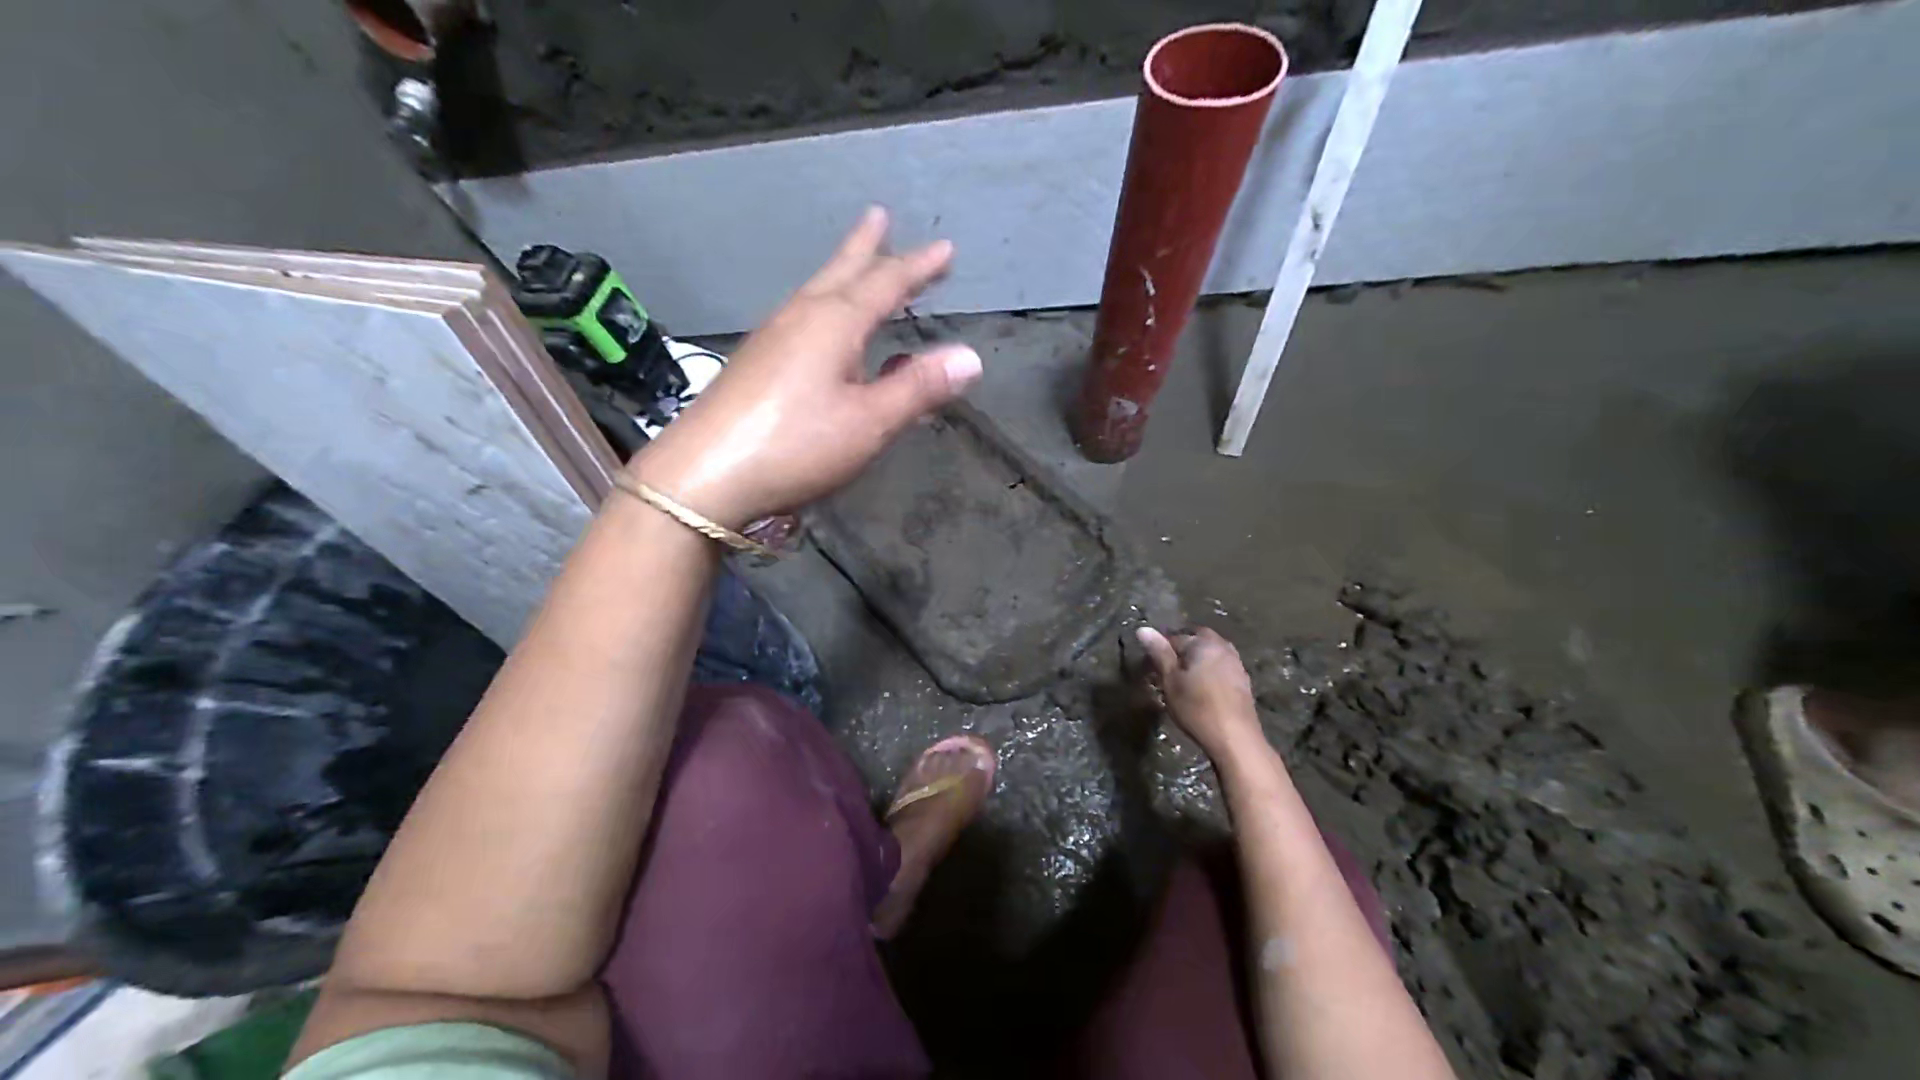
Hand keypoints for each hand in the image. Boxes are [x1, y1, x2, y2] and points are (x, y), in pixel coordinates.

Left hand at [629, 206, 982, 527]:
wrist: (703, 476)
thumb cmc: (796, 445)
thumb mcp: (870, 422)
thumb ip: (918, 389)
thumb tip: (970, 357)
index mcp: (834, 323)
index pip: (886, 284)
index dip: (918, 267)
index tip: (945, 249)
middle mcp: (800, 318)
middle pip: (841, 272)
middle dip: (867, 248)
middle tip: (880, 218)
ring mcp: (771, 339)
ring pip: (816, 293)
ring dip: (842, 274)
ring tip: (855, 267)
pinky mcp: (753, 365)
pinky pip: (800, 320)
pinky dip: (824, 309)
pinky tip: (822, 333)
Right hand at [1136, 626, 1262, 761]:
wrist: (1235, 739)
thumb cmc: (1197, 707)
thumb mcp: (1170, 680)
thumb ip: (1159, 653)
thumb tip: (1143, 629)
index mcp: (1203, 642)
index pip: (1174, 638)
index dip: (1159, 652)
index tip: (1150, 669)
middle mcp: (1222, 647)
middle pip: (1196, 641)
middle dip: (1180, 651)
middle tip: (1167, 672)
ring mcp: (1235, 664)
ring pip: (1209, 655)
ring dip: (1195, 662)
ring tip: (1182, 682)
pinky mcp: (1242, 681)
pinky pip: (1219, 667)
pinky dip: (1208, 673)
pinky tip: (1201, 691)